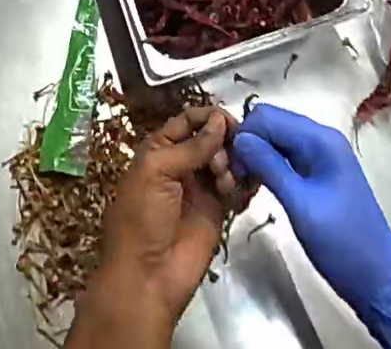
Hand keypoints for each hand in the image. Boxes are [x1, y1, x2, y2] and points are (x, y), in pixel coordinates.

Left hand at [68, 107, 245, 347]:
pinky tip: (248, 184)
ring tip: (226, 178)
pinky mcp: (218, 211)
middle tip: (224, 158)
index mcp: (159, 148)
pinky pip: (235, 189)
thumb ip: (190, 147)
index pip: (186, 121)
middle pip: (210, 140)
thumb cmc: (142, 215)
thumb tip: (219, 121)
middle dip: (222, 141)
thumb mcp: (157, 171)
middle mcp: (181, 163)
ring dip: (231, 163)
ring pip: (225, 162)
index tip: (229, 119)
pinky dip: (244, 184)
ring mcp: (200, 188)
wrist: (148, 273)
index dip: (207, 117)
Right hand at [231, 104, 390, 348]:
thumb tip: (238, 138)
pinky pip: (282, 153)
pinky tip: (259, 183)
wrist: (381, 284)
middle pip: (268, 122)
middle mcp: (320, 138)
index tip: (234, 167)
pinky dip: (266, 163)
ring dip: (255, 154)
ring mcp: (319, 154)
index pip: (266, 116)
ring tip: (245, 181)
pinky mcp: (316, 170)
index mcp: (320, 140)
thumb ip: (268, 166)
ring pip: (273, 137)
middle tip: (237, 175)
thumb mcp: (301, 206)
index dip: (245, 136)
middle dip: (248, 142)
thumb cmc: (343, 245)